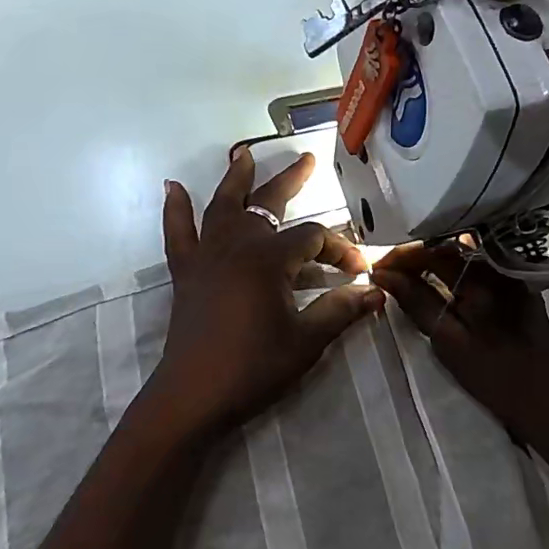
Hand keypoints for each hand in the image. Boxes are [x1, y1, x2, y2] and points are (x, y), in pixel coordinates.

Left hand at [146, 148, 384, 436]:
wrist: (194, 394)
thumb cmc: (253, 367)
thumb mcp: (306, 341)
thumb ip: (340, 311)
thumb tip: (376, 292)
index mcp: (269, 259)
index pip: (312, 239)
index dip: (339, 251)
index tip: (359, 272)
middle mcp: (236, 245)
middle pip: (267, 204)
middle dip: (290, 181)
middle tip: (307, 160)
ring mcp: (206, 255)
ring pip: (222, 207)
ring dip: (235, 179)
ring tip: (242, 154)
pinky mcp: (185, 271)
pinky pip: (178, 233)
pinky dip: (175, 209)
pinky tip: (172, 187)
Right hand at [371, 242, 548, 432]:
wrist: (546, 396)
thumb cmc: (493, 375)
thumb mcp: (447, 341)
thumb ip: (416, 302)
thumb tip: (383, 274)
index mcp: (481, 279)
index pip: (432, 251)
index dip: (400, 256)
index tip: (377, 267)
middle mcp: (498, 266)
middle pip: (447, 245)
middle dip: (414, 253)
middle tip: (388, 269)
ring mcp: (510, 271)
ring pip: (461, 251)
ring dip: (432, 257)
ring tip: (406, 271)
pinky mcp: (515, 281)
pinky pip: (476, 262)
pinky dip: (452, 265)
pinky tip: (436, 277)